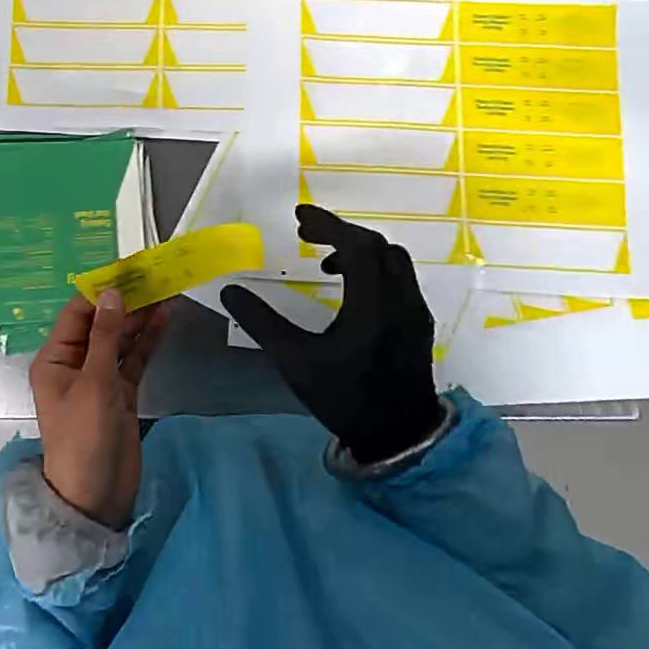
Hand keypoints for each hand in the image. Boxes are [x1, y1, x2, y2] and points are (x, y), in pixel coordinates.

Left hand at [29, 290, 170, 527]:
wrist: (95, 496)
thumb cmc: (84, 438)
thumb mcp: (93, 384)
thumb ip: (104, 337)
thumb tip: (111, 293)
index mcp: (54, 359)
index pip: (76, 315)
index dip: (100, 292)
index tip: (126, 269)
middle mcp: (74, 364)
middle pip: (101, 325)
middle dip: (125, 303)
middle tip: (154, 276)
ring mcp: (99, 379)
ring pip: (120, 341)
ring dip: (140, 319)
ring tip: (165, 290)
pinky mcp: (121, 394)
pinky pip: (133, 361)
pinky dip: (147, 342)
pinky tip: (164, 320)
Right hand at [221, 205, 441, 464]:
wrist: (397, 433)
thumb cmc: (343, 395)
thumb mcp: (294, 360)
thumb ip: (262, 322)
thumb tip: (230, 291)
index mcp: (372, 305)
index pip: (356, 246)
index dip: (327, 224)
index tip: (299, 215)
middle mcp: (400, 299)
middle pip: (376, 246)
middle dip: (339, 232)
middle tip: (305, 232)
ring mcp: (414, 310)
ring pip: (392, 259)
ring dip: (358, 248)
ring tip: (324, 261)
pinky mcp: (417, 322)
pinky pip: (397, 277)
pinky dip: (371, 267)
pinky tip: (348, 287)